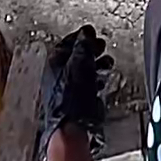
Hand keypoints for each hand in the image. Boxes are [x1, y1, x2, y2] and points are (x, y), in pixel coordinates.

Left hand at [42, 25, 112, 151]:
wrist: (71, 128)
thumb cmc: (71, 97)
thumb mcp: (80, 62)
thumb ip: (83, 46)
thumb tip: (86, 33)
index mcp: (54, 63)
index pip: (68, 42)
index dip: (81, 36)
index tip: (91, 32)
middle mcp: (57, 76)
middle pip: (75, 56)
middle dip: (89, 49)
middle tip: (100, 45)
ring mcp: (64, 90)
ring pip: (81, 70)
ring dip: (95, 64)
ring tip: (106, 62)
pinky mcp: (73, 103)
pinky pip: (85, 85)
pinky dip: (95, 79)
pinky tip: (101, 80)